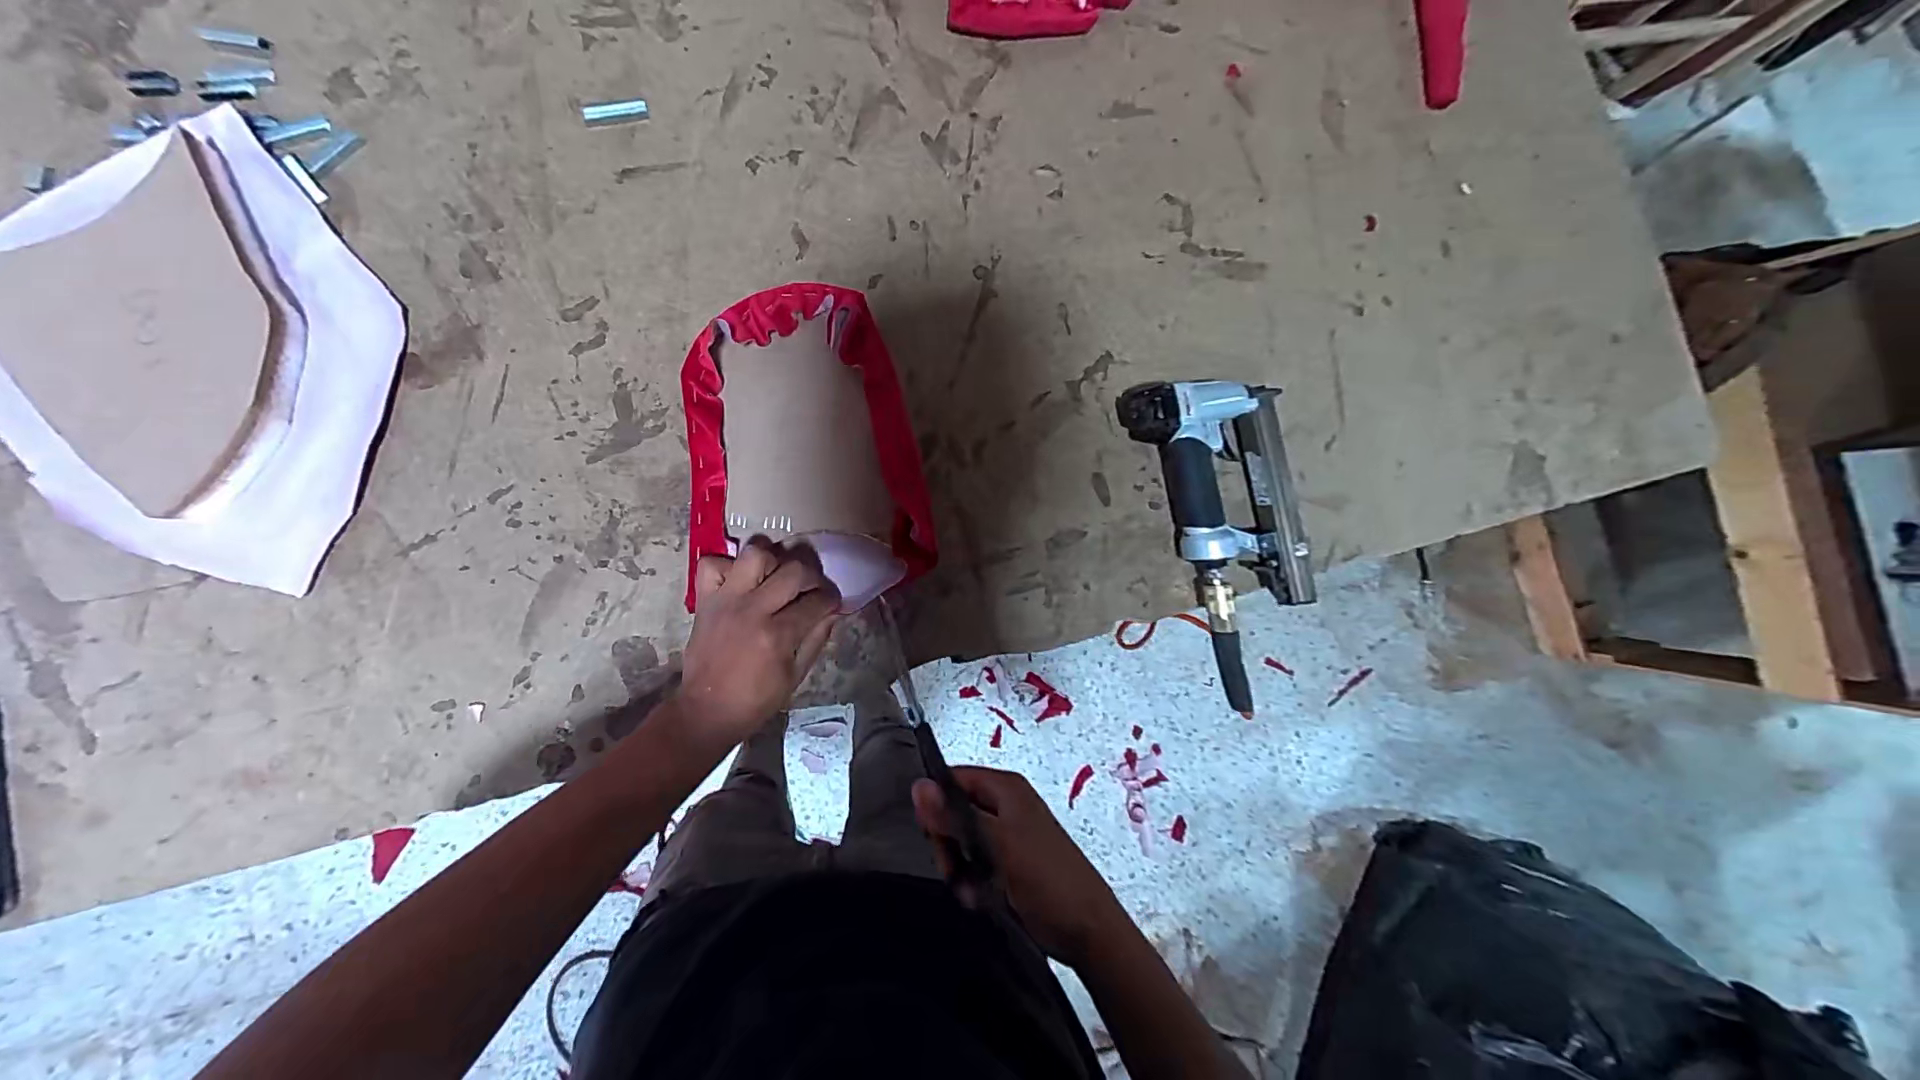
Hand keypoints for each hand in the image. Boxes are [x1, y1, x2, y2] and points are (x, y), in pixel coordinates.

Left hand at [679, 538, 840, 744]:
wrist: (707, 710)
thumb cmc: (756, 700)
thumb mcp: (796, 675)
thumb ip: (816, 638)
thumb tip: (832, 611)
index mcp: (778, 635)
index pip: (816, 601)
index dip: (831, 599)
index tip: (832, 602)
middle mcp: (752, 610)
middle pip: (793, 570)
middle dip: (812, 577)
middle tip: (811, 589)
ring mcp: (726, 601)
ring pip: (755, 554)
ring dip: (772, 561)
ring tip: (775, 577)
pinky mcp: (705, 600)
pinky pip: (712, 564)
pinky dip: (728, 566)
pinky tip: (741, 582)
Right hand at [913, 766, 1129, 968]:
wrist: (1087, 932)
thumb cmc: (1049, 879)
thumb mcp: (998, 844)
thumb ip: (956, 817)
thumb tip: (919, 787)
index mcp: (1007, 789)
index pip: (952, 780)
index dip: (936, 804)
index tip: (931, 834)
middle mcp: (1005, 806)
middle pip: (952, 813)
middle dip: (949, 845)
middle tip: (956, 869)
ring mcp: (1006, 837)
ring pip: (960, 844)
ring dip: (959, 870)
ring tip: (973, 891)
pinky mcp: (1007, 865)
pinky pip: (973, 867)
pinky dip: (972, 884)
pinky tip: (980, 900)